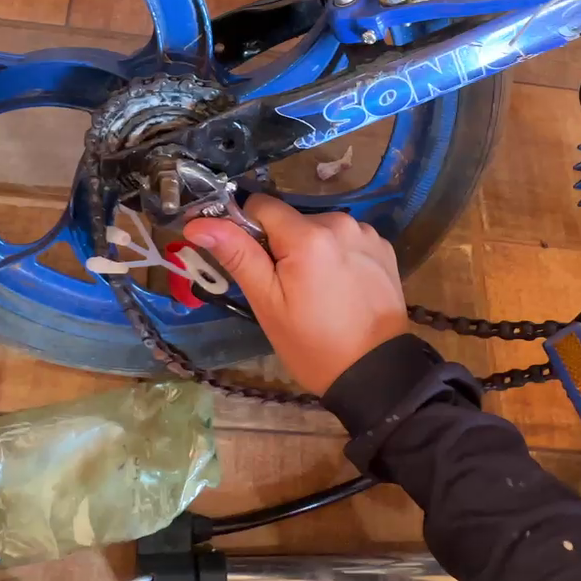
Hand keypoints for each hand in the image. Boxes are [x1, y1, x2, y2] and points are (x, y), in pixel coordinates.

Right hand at [182, 194, 408, 394]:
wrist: (378, 374)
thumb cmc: (314, 344)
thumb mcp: (267, 303)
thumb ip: (237, 254)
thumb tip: (198, 223)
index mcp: (307, 235)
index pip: (260, 205)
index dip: (247, 229)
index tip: (252, 262)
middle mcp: (339, 221)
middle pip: (291, 219)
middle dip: (281, 245)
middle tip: (285, 288)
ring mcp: (365, 232)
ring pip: (318, 228)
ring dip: (310, 249)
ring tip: (317, 290)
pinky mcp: (382, 245)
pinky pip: (344, 238)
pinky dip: (337, 254)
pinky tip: (341, 286)